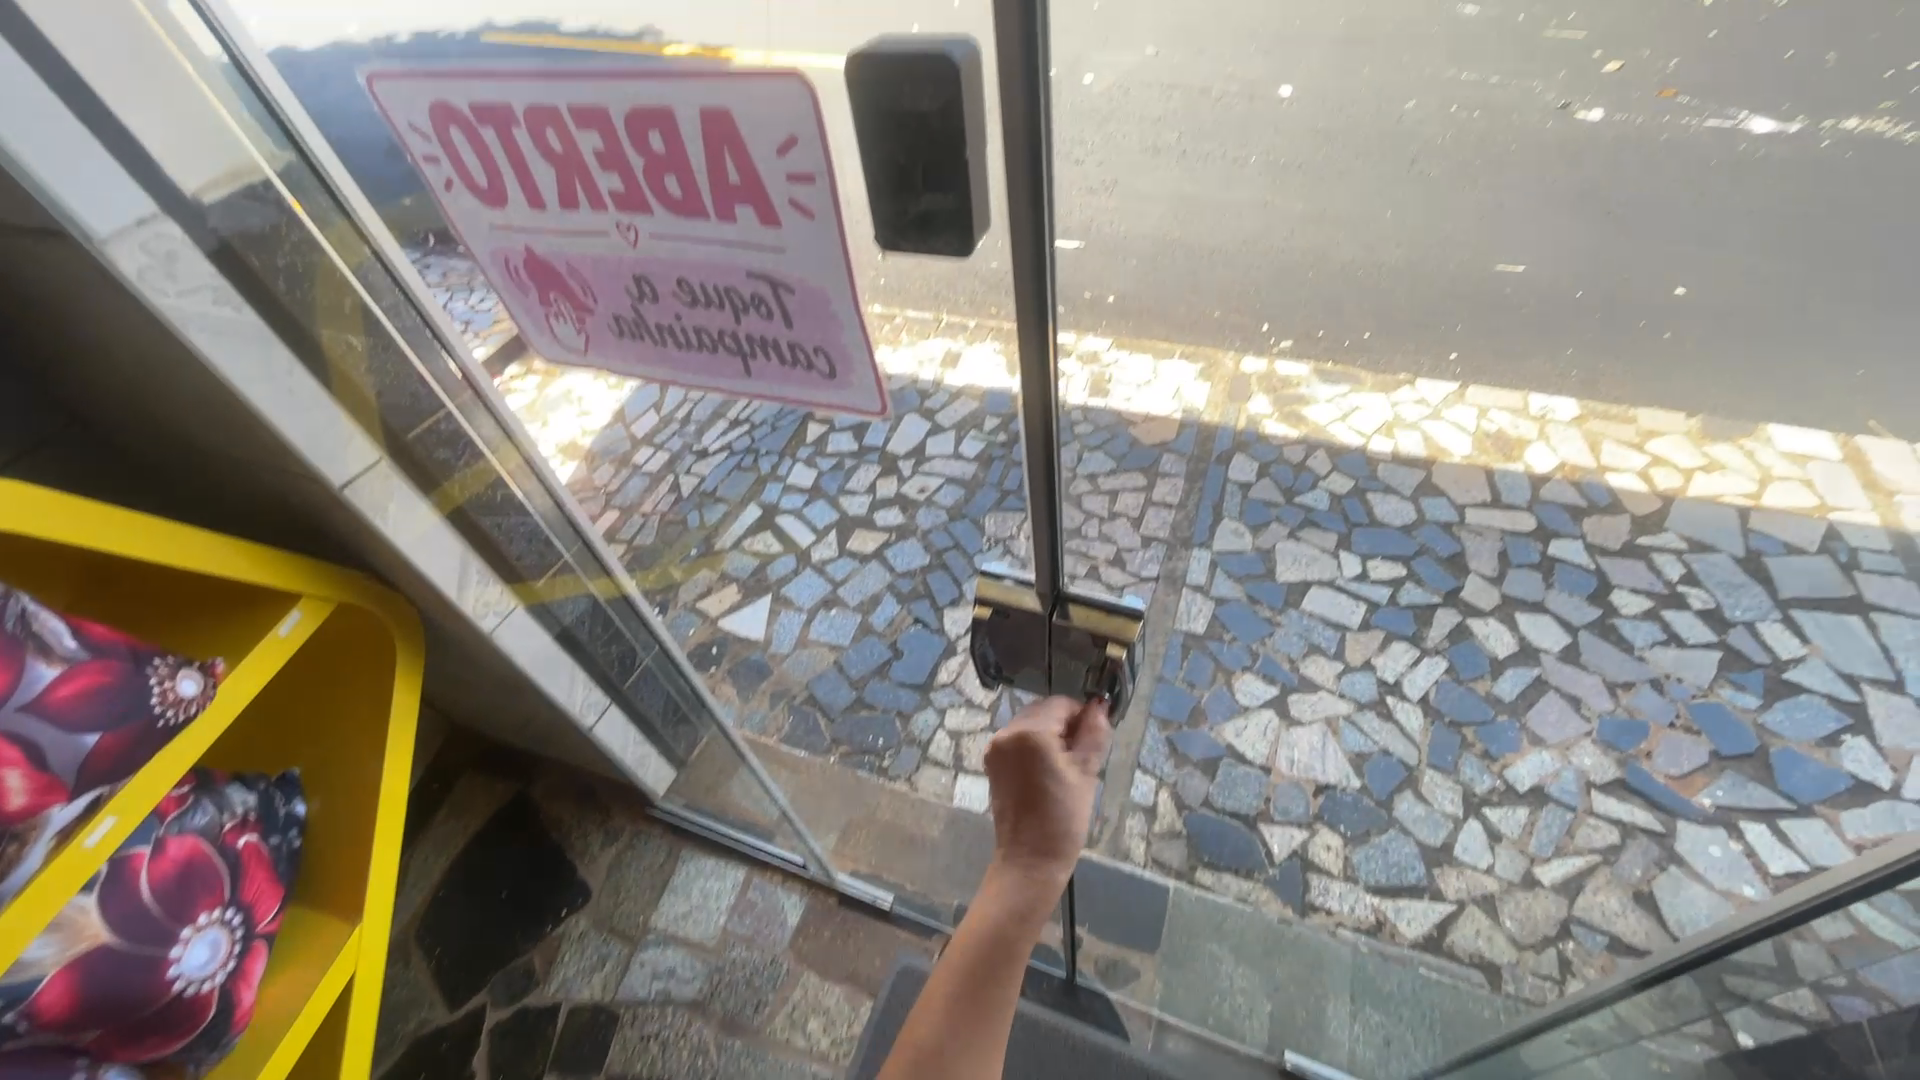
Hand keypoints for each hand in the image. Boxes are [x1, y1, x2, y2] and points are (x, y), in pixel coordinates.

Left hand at [983, 695, 1111, 893]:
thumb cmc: (1063, 818)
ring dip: (1050, 735)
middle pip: (1043, 711)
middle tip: (1084, 754)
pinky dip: (1034, 747)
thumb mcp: (1086, 772)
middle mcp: (1006, 732)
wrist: (1030, 859)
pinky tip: (1048, 771)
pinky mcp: (992, 763)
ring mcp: (995, 747)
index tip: (1096, 736)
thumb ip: (1094, 733)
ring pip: (1030, 725)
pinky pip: (1017, 741)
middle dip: (1065, 725)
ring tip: (1067, 766)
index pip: (1061, 704)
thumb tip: (1099, 706)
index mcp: (1030, 731)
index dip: (1082, 715)